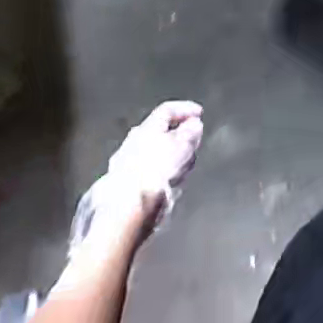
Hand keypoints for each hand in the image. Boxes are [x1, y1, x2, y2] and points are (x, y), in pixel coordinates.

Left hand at [72, 101, 203, 255]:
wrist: (125, 212)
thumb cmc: (156, 174)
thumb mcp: (183, 147)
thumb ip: (191, 132)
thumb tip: (193, 124)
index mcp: (146, 128)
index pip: (167, 110)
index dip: (186, 109)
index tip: (200, 114)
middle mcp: (131, 142)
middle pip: (159, 131)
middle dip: (178, 134)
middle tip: (193, 140)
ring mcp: (123, 164)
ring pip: (153, 151)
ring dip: (170, 154)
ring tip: (184, 165)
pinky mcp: (121, 186)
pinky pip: (147, 170)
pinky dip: (160, 171)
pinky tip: (168, 183)